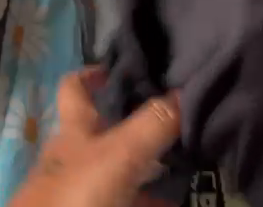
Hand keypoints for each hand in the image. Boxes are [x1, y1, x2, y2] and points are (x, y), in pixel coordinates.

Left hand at [8, 68, 182, 206]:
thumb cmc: (78, 191)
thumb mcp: (119, 153)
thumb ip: (151, 124)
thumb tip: (185, 90)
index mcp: (74, 126)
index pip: (76, 86)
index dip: (97, 73)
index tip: (129, 68)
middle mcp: (77, 152)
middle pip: (107, 129)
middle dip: (140, 125)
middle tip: (178, 119)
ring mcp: (85, 186)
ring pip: (122, 169)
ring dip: (150, 166)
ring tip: (188, 158)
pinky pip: (128, 200)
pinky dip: (151, 199)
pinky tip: (175, 200)